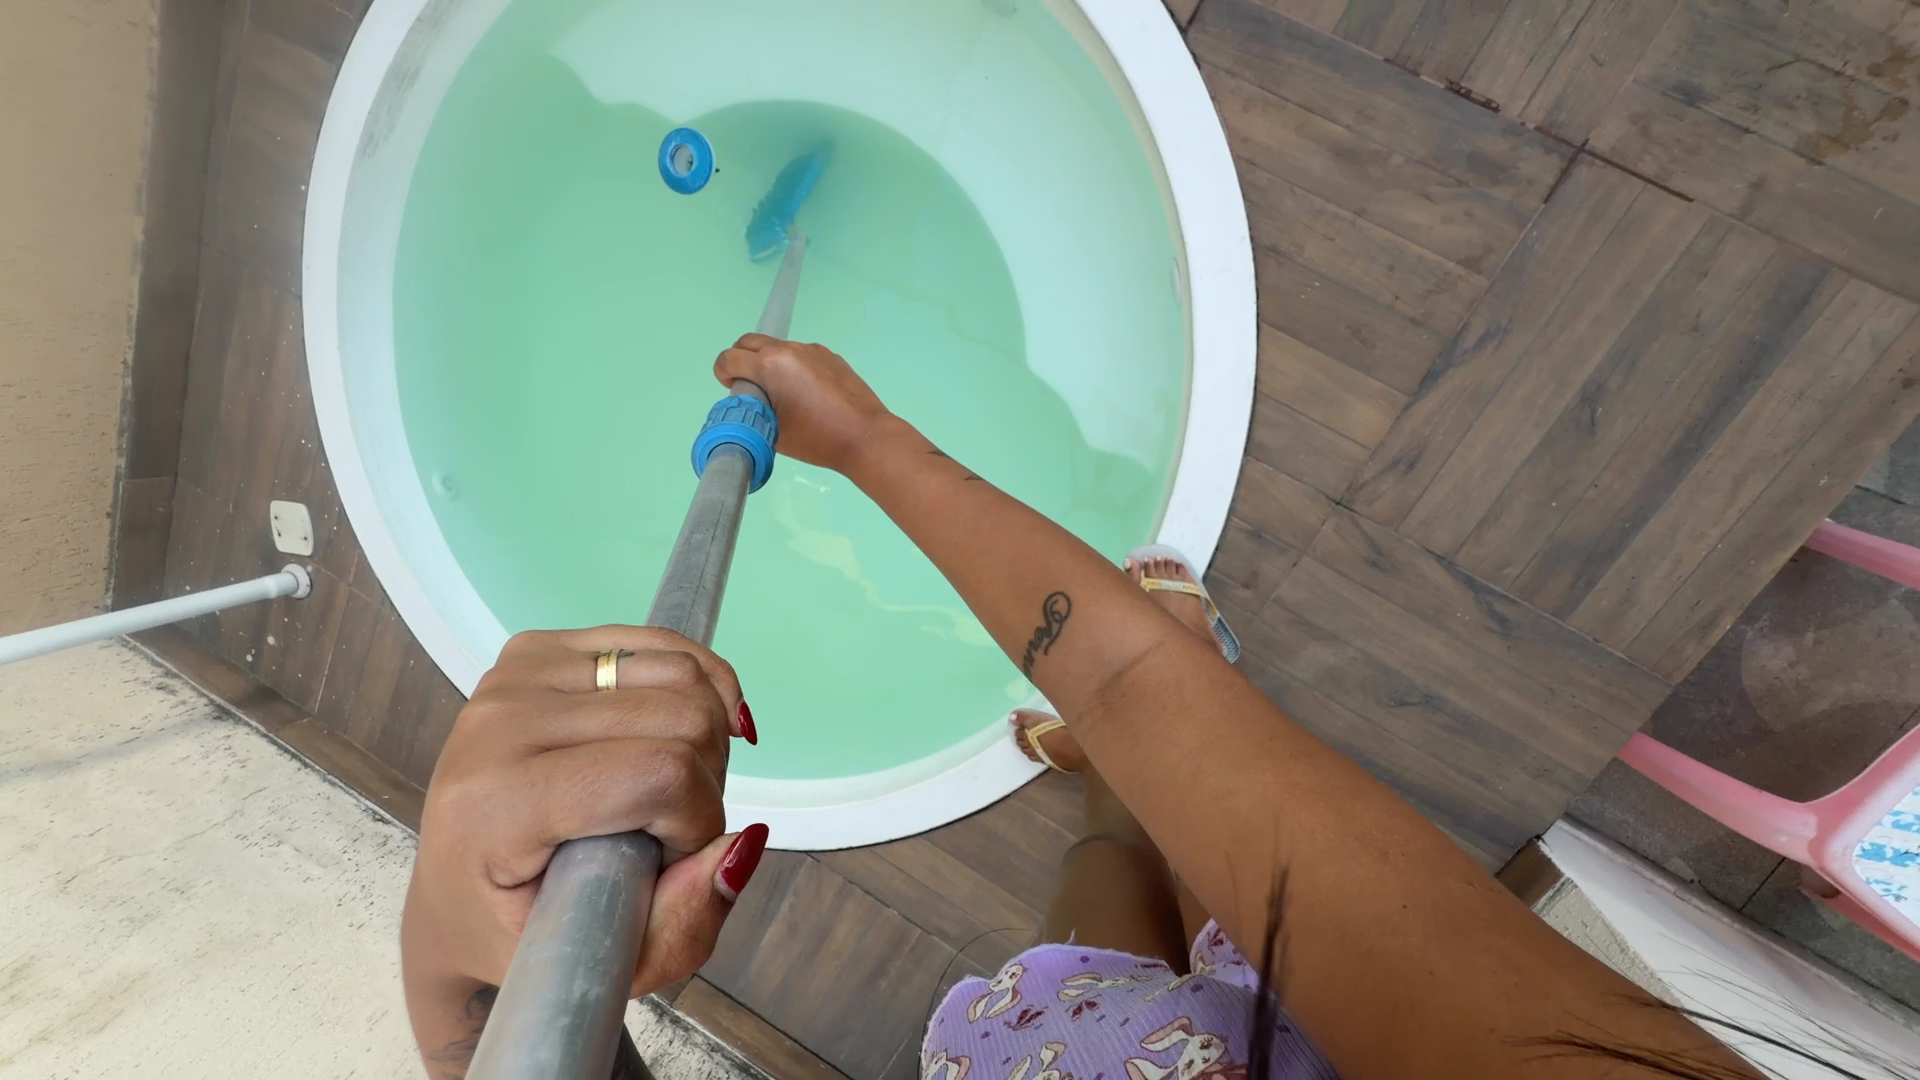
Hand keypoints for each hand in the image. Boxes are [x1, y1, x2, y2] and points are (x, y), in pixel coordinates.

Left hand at [402, 626, 768, 1027]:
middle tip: (679, 821)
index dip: (700, 818)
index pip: (659, 774)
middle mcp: (497, 722)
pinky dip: (705, 682)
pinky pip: (663, 644)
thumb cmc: (522, 934)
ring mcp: (516, 675)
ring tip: (678, 779)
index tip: (678, 857)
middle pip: (683, 715)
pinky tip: (697, 725)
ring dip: (708, 732)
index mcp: (495, 804)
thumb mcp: (607, 967)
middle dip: (707, 777)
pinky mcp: (539, 648)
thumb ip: (686, 922)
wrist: (455, 897)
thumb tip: (745, 843)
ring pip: (683, 673)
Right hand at [714, 333, 892, 472]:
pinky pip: (802, 355)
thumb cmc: (818, 440)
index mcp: (770, 366)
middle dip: (742, 360)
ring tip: (784, 394)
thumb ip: (755, 409)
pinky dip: (795, 367)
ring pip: (778, 347)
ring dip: (770, 363)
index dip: (724, 375)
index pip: (729, 358)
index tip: (734, 390)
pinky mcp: (832, 357)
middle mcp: (790, 350)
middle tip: (751, 387)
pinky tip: (809, 395)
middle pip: (749, 342)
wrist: (866, 437)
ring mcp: (814, 351)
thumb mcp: (773, 432)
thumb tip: (753, 401)